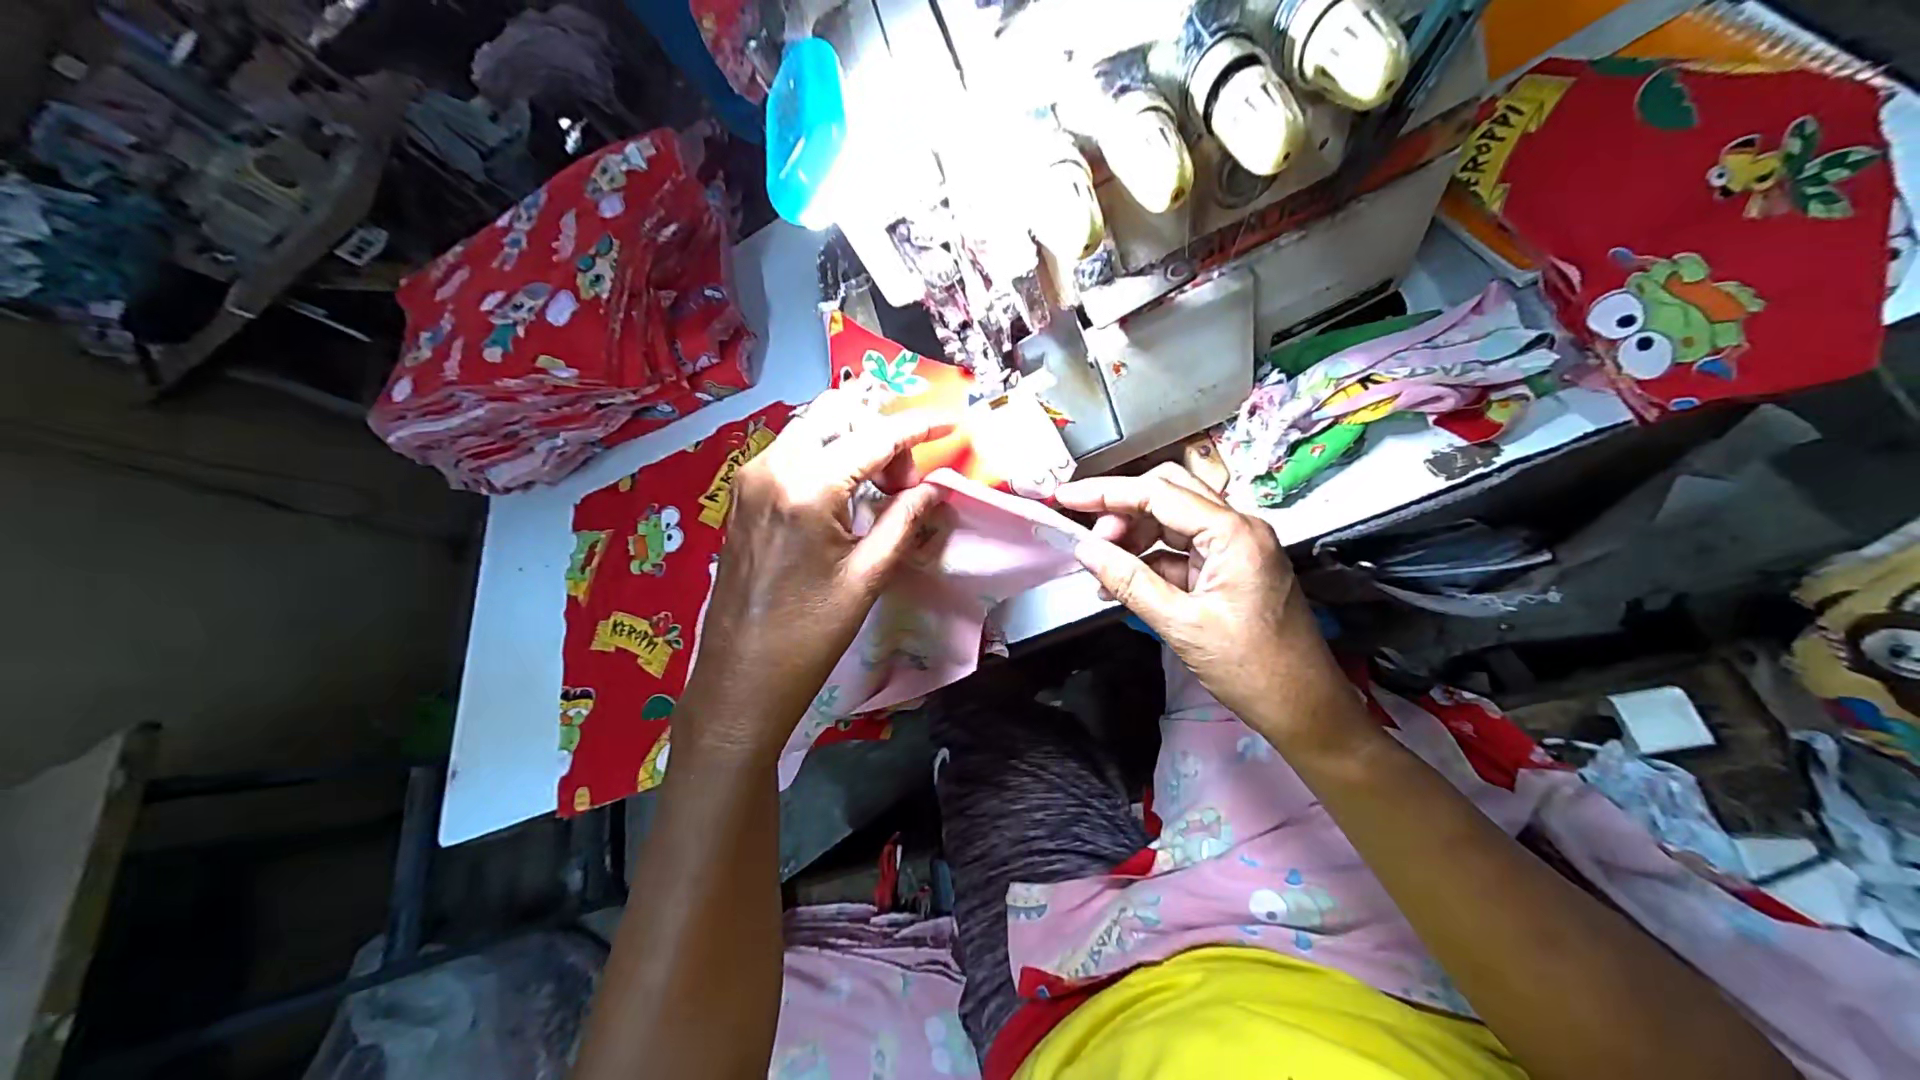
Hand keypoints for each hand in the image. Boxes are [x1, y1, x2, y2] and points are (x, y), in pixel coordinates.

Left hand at [683, 390, 955, 756]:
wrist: (741, 677)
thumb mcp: (867, 577)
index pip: (874, 437)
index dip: (917, 428)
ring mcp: (750, 479)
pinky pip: (790, 452)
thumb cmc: (808, 635)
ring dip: (852, 442)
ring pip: (811, 429)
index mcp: (807, 488)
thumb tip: (934, 488)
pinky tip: (845, 492)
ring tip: (879, 488)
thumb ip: (904, 522)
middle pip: (836, 416)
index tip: (948, 423)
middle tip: (903, 479)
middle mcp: (772, 469)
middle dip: (879, 432)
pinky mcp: (742, 495)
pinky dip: (825, 456)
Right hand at [1054, 464, 1365, 748]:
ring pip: (1171, 523)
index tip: (1068, 498)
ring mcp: (1235, 549)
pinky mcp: (1229, 570)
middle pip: (1167, 495)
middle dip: (1122, 511)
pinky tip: (1123, 584)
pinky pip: (1180, 552)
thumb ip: (1129, 581)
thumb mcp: (1181, 624)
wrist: (1303, 707)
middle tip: (1090, 540)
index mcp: (1234, 533)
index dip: (1106, 493)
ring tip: (1103, 570)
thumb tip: (1086, 551)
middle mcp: (1238, 530)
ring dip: (1133, 539)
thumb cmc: (1255, 669)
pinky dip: (1149, 563)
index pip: (1158, 493)